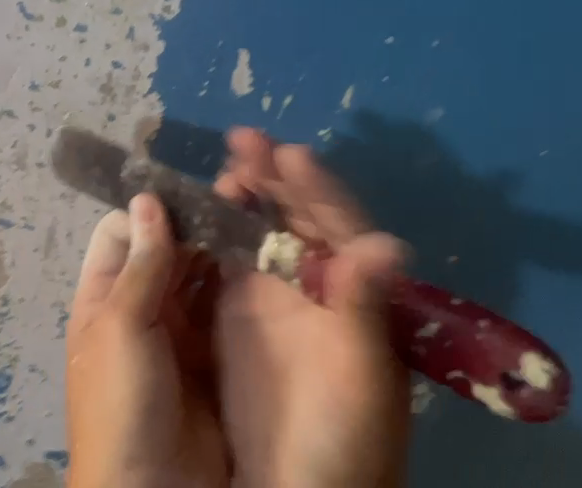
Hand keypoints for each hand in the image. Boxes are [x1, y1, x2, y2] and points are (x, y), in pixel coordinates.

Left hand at [67, 193, 228, 487]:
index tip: (188, 196)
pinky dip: (238, 283)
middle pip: (162, 250)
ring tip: (253, 221)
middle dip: (192, 226)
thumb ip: (140, 265)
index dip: (150, 213)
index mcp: (103, 297)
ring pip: (196, 275)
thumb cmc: (122, 402)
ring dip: (218, 250)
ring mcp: (177, 332)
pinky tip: (263, 262)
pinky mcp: (212, 355)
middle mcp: (138, 307)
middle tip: (235, 200)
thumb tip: (147, 198)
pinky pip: (222, 307)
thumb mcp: (123, 327)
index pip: (120, 234)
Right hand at [212, 128, 410, 487]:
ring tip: (222, 172)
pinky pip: (228, 255)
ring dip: (244, 193)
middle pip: (296, 212)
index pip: (338, 222)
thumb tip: (387, 240)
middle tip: (242, 142)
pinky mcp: (239, 312)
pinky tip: (194, 212)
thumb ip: (364, 308)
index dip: (315, 186)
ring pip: (261, 226)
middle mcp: (319, 281)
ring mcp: (277, 294)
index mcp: (356, 291)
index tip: (287, 153)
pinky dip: (214, 228)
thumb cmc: (344, 439)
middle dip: (273, 173)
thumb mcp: (360, 377)